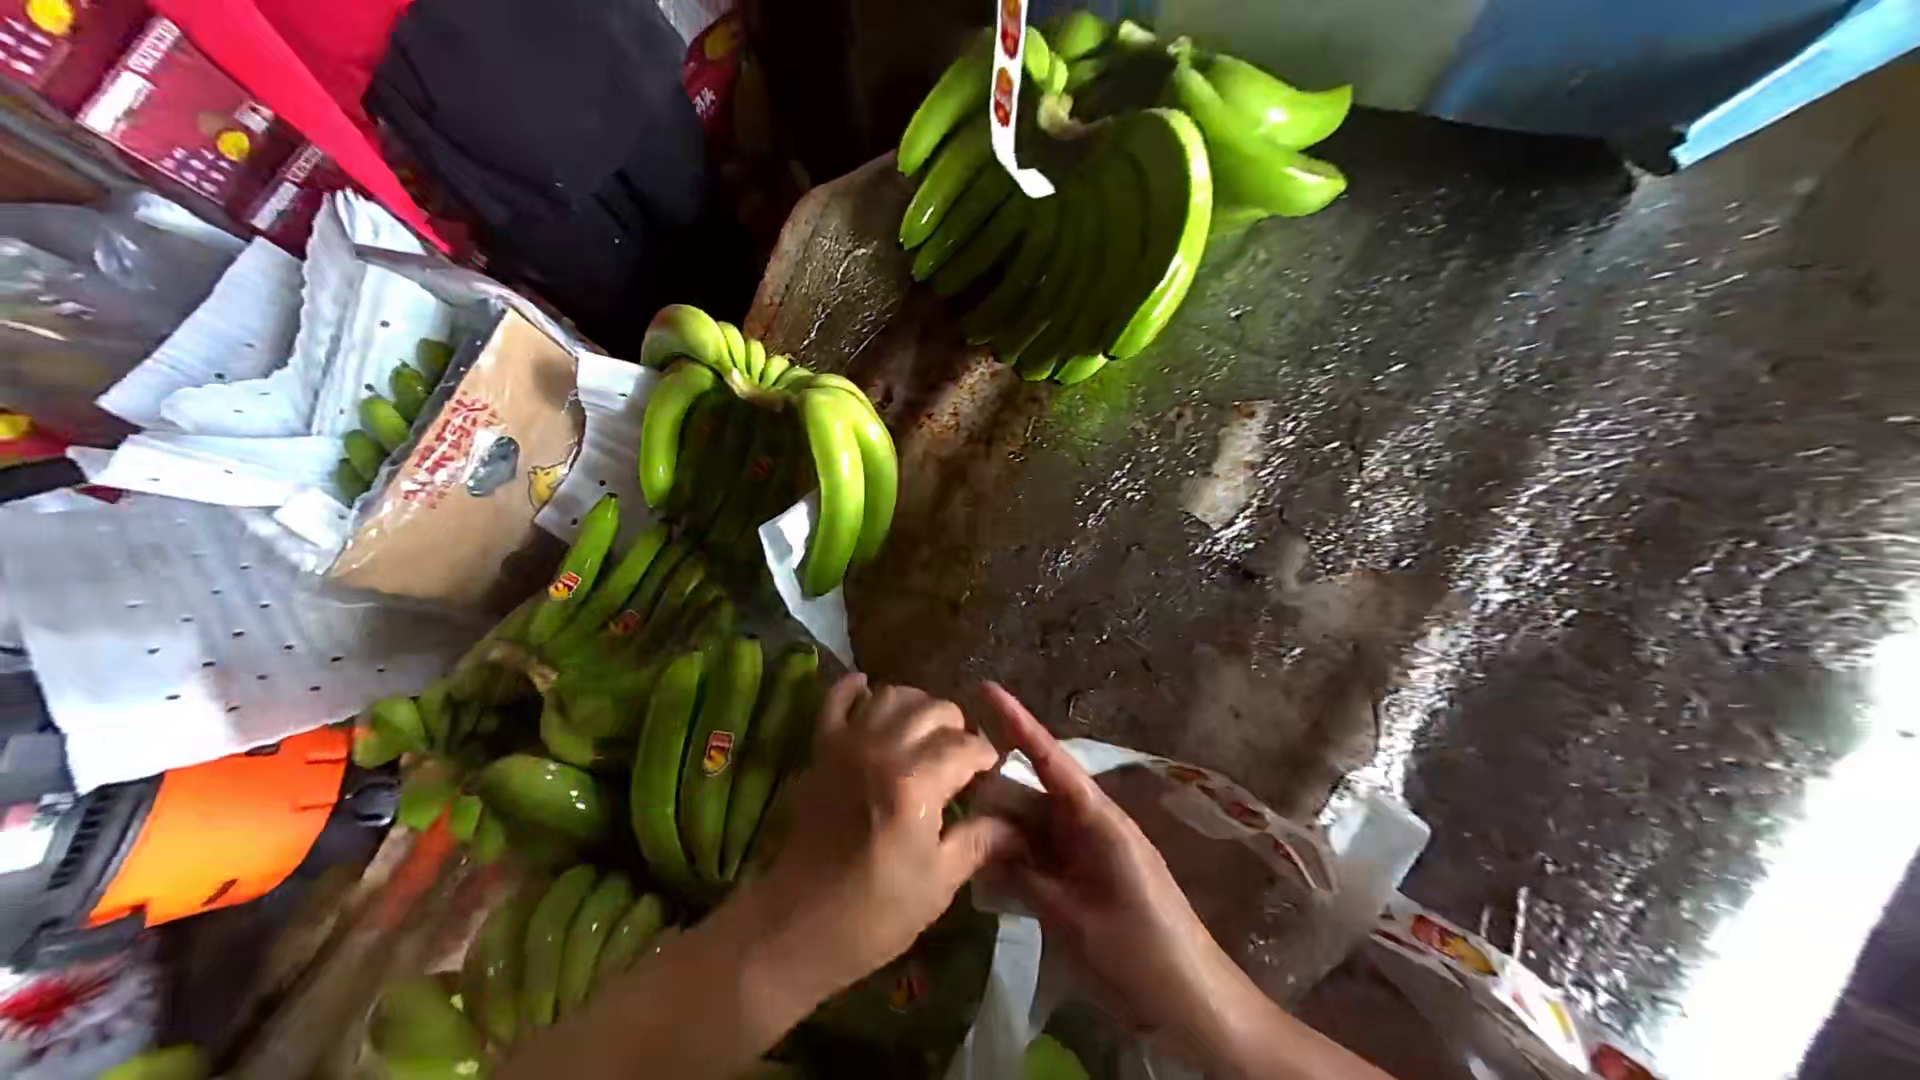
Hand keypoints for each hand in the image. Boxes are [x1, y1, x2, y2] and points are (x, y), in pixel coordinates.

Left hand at [747, 674, 1018, 1000]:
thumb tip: (1017, 824)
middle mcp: (882, 750)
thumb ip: (980, 840)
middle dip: (957, 728)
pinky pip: (836, 700)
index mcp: (915, 783)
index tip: (990, 775)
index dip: (986, 757)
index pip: (966, 746)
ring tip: (925, 734)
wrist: (797, 925)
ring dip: (917, 707)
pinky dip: (854, 690)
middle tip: (960, 758)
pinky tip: (870, 692)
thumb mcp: (939, 882)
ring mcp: (847, 744)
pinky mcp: (822, 750)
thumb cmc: (874, 912)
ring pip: (892, 695)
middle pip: (935, 709)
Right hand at [981, 682, 1261, 1060]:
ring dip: (1001, 825)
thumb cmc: (1140, 952)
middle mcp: (1090, 825)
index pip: (1049, 758)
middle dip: (995, 784)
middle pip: (1033, 791)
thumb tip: (985, 847)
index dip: (1017, 722)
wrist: (1192, 1003)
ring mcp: (1087, 852)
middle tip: (946, 779)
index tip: (985, 690)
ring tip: (955, 820)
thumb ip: (1026, 878)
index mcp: (1097, 819)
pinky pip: (1041, 854)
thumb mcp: (1074, 918)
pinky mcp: (1085, 878)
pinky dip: (1015, 857)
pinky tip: (983, 864)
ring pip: (1034, 824)